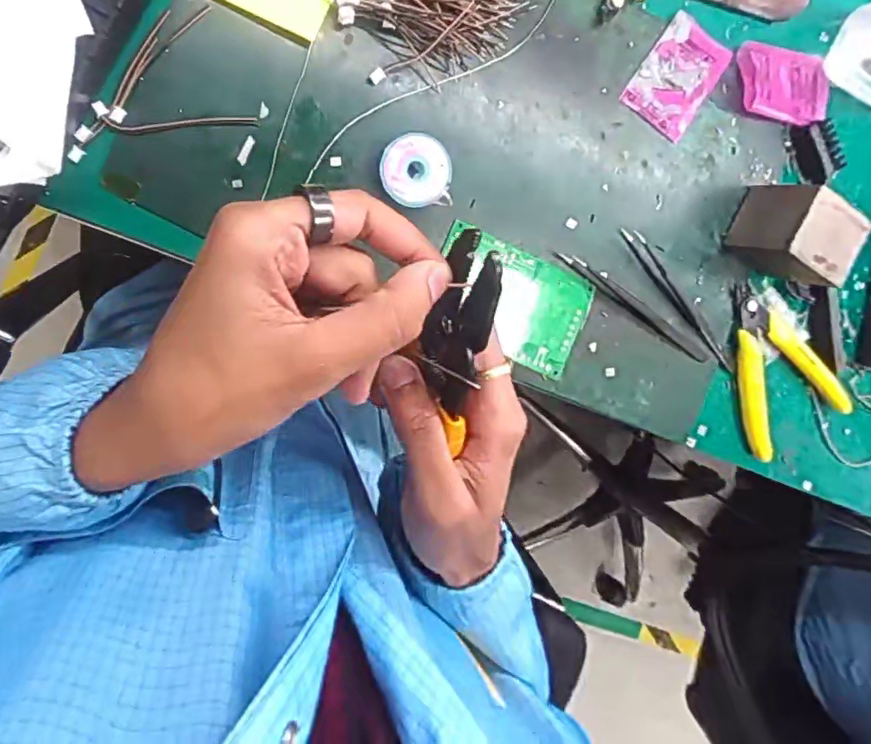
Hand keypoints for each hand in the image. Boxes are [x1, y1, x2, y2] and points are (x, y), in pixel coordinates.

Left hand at [74, 190, 450, 492]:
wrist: (159, 431)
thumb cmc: (223, 392)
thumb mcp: (315, 357)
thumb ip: (385, 316)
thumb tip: (437, 275)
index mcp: (261, 230)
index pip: (352, 211)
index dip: (402, 242)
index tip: (438, 283)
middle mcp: (260, 236)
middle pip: (348, 262)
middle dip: (366, 319)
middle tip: (368, 373)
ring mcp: (258, 267)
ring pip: (337, 292)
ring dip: (352, 338)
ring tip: (347, 386)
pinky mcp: (258, 295)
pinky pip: (315, 307)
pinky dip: (330, 341)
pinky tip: (333, 379)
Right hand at [377, 337, 526, 586]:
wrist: (453, 567)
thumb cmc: (454, 537)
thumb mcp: (437, 488)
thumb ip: (420, 428)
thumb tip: (397, 366)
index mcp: (499, 418)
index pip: (485, 348)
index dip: (452, 318)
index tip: (410, 304)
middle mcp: (486, 404)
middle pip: (455, 344)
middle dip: (415, 334)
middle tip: (376, 338)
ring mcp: (463, 407)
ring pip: (434, 357)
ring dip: (402, 353)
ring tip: (371, 360)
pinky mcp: (441, 413)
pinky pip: (421, 377)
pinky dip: (397, 372)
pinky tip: (375, 379)